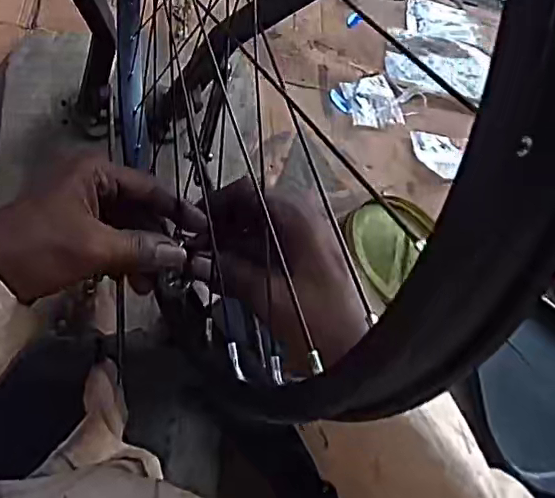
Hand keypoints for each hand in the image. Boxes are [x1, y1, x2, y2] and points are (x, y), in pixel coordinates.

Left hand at [0, 157, 210, 303]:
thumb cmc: (41, 246)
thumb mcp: (94, 248)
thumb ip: (140, 248)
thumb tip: (180, 253)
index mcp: (93, 170)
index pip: (146, 185)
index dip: (174, 209)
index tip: (202, 230)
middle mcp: (88, 178)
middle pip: (136, 205)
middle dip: (155, 238)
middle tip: (175, 269)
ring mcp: (78, 200)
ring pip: (122, 223)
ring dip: (138, 252)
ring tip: (148, 286)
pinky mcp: (71, 223)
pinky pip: (107, 235)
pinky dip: (120, 256)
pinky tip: (130, 281)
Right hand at [199, 179, 367, 366]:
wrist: (363, 363)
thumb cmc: (320, 326)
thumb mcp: (267, 297)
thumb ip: (228, 271)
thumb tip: (192, 259)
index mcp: (297, 219)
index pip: (246, 190)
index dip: (215, 202)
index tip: (192, 222)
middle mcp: (304, 221)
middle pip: (250, 207)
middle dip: (220, 224)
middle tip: (196, 245)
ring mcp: (307, 241)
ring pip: (257, 227)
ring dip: (229, 241)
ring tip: (205, 262)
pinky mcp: (308, 260)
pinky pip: (269, 245)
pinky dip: (245, 255)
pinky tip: (226, 273)